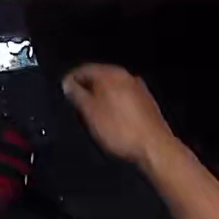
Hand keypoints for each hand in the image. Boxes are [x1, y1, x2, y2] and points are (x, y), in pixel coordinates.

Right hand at [62, 64, 178, 167]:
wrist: (155, 148)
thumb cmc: (118, 128)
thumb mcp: (89, 111)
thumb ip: (75, 94)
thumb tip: (67, 83)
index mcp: (110, 73)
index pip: (82, 69)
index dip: (70, 81)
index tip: (63, 94)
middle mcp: (125, 76)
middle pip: (98, 78)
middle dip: (86, 90)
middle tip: (76, 106)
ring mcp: (138, 88)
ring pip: (111, 88)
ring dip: (100, 98)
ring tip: (92, 115)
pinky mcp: (147, 103)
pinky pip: (123, 98)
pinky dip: (113, 105)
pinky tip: (111, 120)